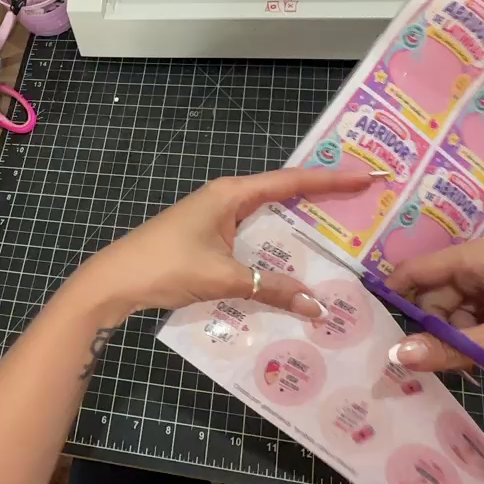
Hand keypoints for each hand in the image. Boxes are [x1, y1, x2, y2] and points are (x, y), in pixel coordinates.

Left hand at [64, 167, 373, 319]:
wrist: (115, 280)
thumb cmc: (166, 266)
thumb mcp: (223, 278)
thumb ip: (270, 288)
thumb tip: (317, 307)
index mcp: (231, 193)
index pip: (292, 181)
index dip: (332, 179)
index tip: (369, 176)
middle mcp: (227, 198)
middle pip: (284, 195)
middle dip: (322, 200)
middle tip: (363, 206)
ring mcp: (216, 217)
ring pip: (269, 218)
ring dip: (299, 228)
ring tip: (340, 237)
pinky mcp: (209, 237)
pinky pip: (253, 236)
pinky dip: (275, 247)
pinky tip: (294, 265)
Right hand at [386, 241, 483, 378]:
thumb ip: (449, 349)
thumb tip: (396, 356)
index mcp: (479, 258)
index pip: (418, 270)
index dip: (396, 296)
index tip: (375, 325)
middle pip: (438, 293)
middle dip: (433, 325)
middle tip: (431, 360)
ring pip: (458, 308)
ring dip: (456, 336)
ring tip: (465, 366)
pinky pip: (479, 315)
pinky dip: (475, 337)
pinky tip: (483, 361)